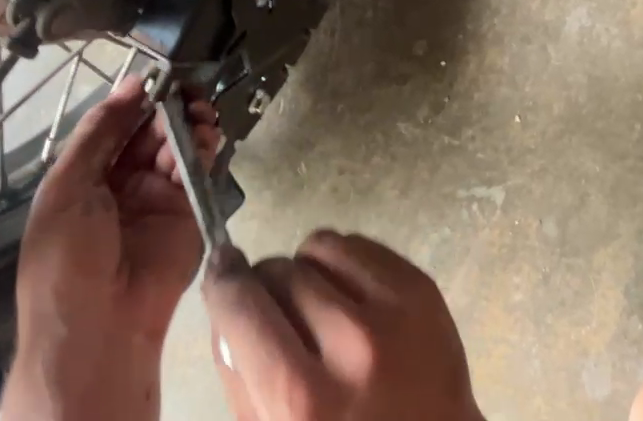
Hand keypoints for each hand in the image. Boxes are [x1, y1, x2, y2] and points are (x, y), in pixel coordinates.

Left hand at [1, 74, 217, 420]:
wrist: (100, 323)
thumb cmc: (67, 255)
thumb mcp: (66, 188)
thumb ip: (99, 133)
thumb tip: (131, 83)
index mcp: (86, 176)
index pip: (116, 127)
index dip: (136, 101)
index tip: (158, 76)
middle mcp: (123, 181)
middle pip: (151, 132)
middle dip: (169, 108)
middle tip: (187, 93)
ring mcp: (158, 195)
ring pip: (178, 146)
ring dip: (189, 124)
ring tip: (200, 116)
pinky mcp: (189, 209)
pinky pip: (199, 170)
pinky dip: (206, 148)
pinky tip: (208, 137)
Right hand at [203, 231, 483, 420]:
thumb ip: (238, 371)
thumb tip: (225, 294)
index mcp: (303, 399)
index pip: (241, 305)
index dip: (223, 283)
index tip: (221, 271)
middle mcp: (351, 345)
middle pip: (281, 270)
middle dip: (268, 285)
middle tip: (276, 311)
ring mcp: (394, 309)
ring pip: (320, 245)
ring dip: (307, 267)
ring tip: (315, 303)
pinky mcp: (422, 285)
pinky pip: (360, 243)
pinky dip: (343, 261)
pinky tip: (348, 296)